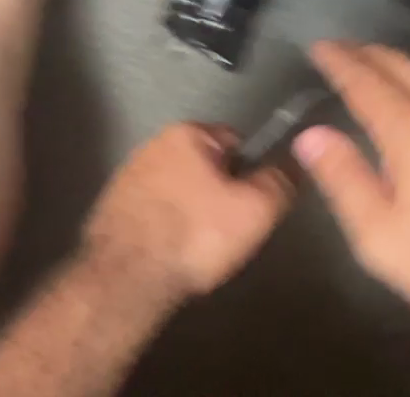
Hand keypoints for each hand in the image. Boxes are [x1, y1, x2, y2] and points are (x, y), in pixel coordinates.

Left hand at [82, 122, 294, 299]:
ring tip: (199, 246)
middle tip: (229, 229)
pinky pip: (155, 208)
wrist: (127, 277)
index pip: (236, 141)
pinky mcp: (114, 204)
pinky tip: (172, 251)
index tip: (253, 203)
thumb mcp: (254, 210)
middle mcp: (154, 142)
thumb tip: (295, 161)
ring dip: (191, 209)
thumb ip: (279, 182)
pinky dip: (166, 224)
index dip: (252, 172)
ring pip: (179, 188)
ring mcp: (129, 173)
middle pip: (206, 164)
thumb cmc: (195, 235)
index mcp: (187, 133)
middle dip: (220, 192)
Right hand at [293, 42, 409, 345]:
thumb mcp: (381, 236)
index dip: (337, 60)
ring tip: (381, 64)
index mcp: (409, 126)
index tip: (317, 47)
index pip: (363, 77)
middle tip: (341, 51)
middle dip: (365, 52)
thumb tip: (309, 135)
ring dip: (401, 57)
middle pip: (399, 61)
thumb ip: (343, 179)